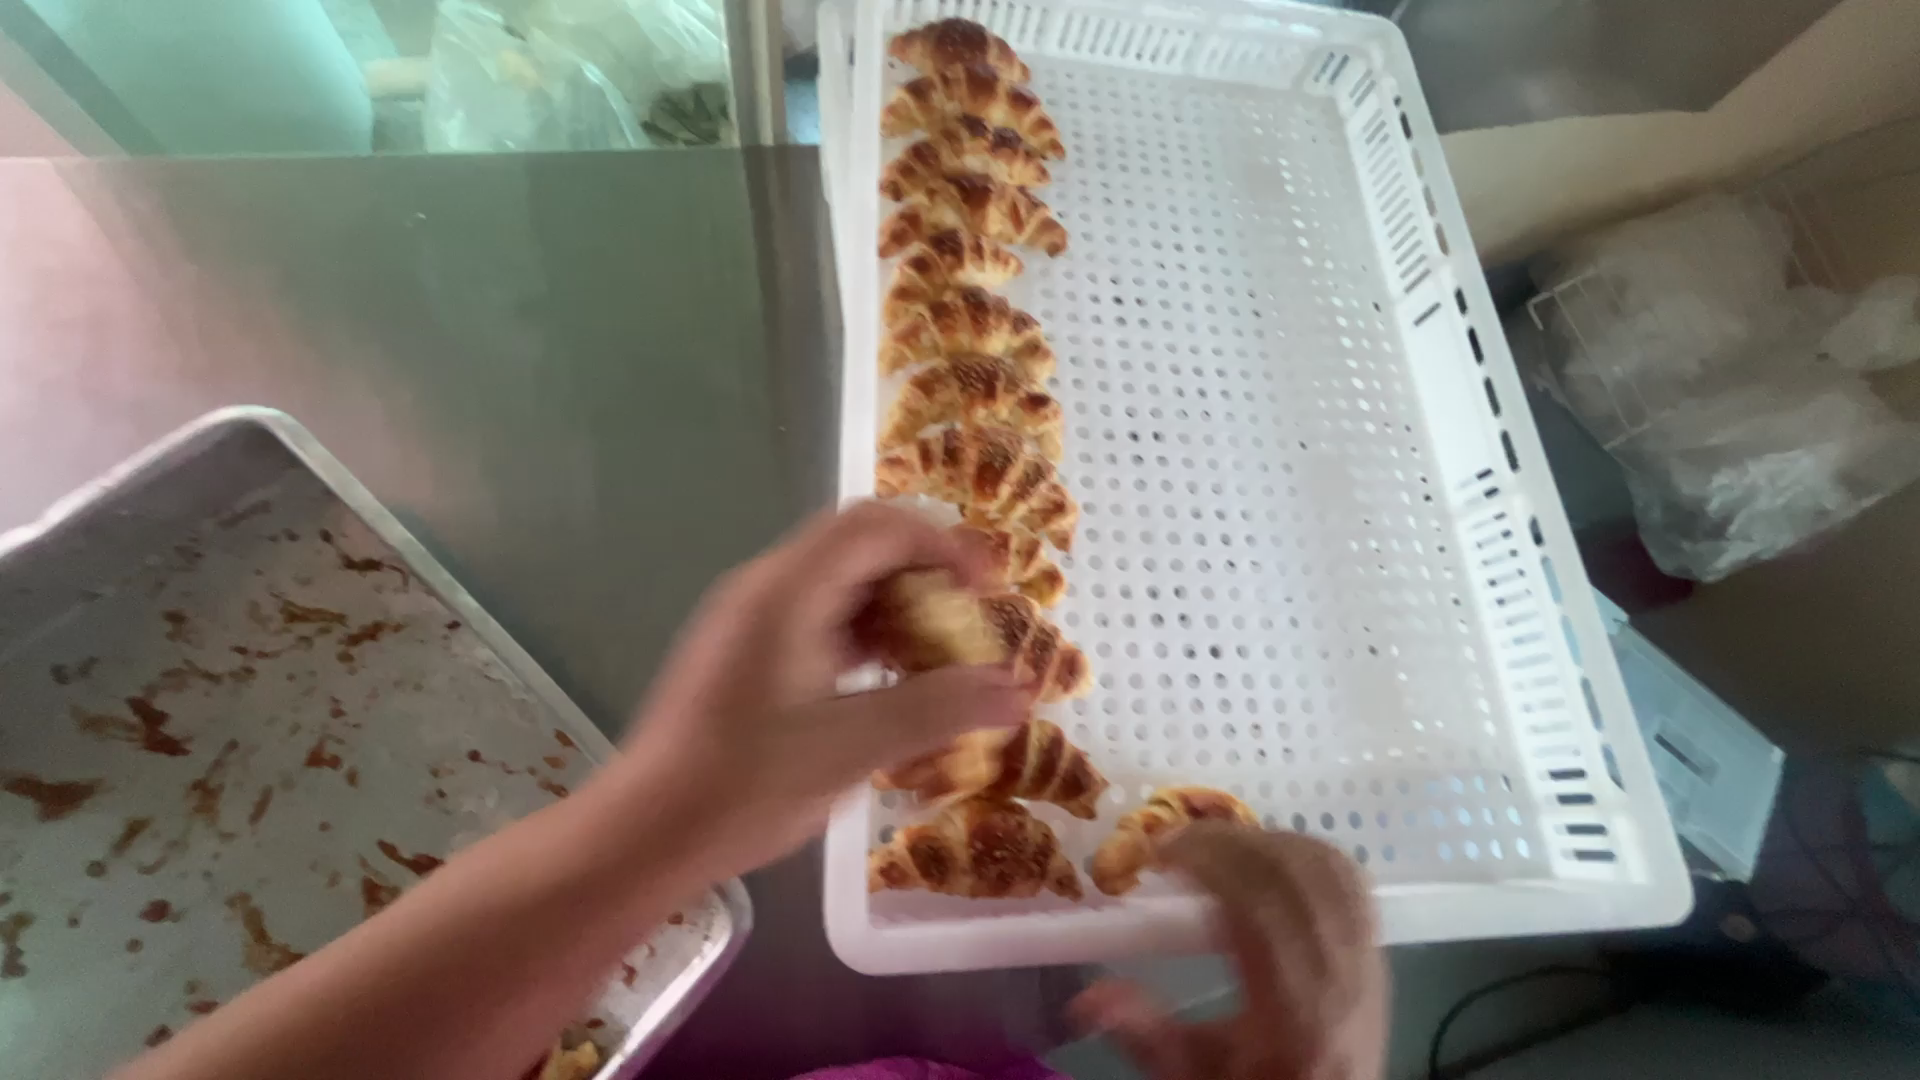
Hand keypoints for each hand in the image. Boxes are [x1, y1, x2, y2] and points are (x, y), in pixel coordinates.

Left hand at [610, 501, 1027, 877]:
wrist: (643, 835)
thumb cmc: (740, 788)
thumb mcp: (849, 749)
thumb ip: (936, 711)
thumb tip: (1018, 690)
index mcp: (786, 591)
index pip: (876, 526)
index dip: (941, 543)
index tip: (987, 589)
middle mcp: (769, 587)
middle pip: (861, 544)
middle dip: (925, 573)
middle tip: (970, 622)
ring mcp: (756, 617)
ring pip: (844, 581)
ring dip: (899, 605)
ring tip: (942, 654)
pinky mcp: (754, 648)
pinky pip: (825, 615)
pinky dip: (870, 633)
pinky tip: (893, 678)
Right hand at [1072, 825, 1388, 1079]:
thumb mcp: (1195, 1076)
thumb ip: (1146, 1038)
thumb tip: (1087, 996)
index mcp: (1296, 1014)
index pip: (1260, 910)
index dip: (1208, 862)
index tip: (1159, 850)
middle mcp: (1341, 977)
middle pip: (1290, 874)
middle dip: (1225, 841)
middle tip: (1174, 841)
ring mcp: (1367, 956)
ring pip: (1322, 866)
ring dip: (1262, 840)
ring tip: (1214, 844)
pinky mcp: (1374, 943)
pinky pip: (1345, 874)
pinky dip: (1299, 846)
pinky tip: (1263, 850)